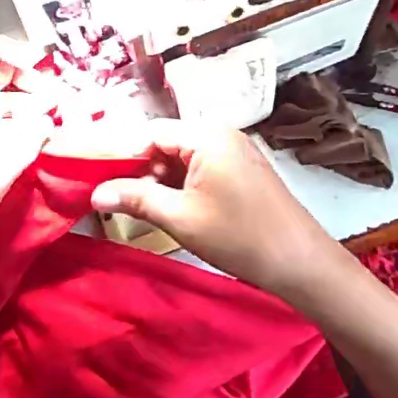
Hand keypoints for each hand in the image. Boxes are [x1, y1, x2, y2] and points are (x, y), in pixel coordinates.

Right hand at [90, 118, 349, 299]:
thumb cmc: (239, 237)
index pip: (150, 132)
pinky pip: (199, 168)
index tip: (97, 176)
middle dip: (139, 168)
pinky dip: (179, 185)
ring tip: (137, 206)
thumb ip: (135, 199)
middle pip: (165, 142)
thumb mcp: (180, 218)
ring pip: (180, 157)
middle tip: (115, 196)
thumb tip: (94, 193)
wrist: (302, 264)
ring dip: (158, 179)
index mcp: (207, 136)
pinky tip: (166, 207)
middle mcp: (221, 135)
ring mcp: (234, 152)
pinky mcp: (240, 171)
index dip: (121, 154)